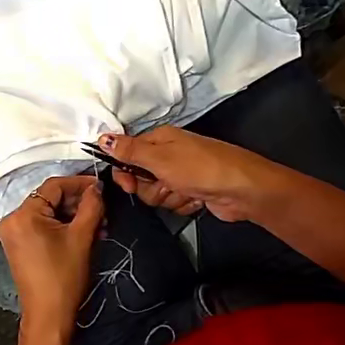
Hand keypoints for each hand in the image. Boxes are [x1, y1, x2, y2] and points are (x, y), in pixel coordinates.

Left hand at [0, 174, 104, 333]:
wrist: (49, 315)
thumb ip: (91, 206)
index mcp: (23, 215)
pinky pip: (43, 226)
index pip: (53, 186)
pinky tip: (85, 233)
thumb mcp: (82, 237)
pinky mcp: (19, 245)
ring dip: (74, 216)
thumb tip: (97, 188)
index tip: (101, 186)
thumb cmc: (64, 276)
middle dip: (79, 203)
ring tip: (99, 226)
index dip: (80, 183)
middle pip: (50, 199)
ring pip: (49, 213)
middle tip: (104, 211)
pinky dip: (63, 227)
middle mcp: (12, 220)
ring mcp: (14, 233)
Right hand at [95, 128, 281, 222]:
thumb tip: (102, 139)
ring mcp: (181, 175)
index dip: (125, 172)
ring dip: (169, 198)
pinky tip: (197, 199)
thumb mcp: (159, 158)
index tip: (130, 183)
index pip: (127, 155)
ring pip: (156, 195)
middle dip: (151, 189)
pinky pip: (174, 204)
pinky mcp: (192, 192)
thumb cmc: (203, 168)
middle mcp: (169, 155)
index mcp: (160, 139)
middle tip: (166, 185)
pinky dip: (184, 205)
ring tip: (186, 192)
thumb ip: (128, 151)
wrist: (242, 190)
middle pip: (140, 179)